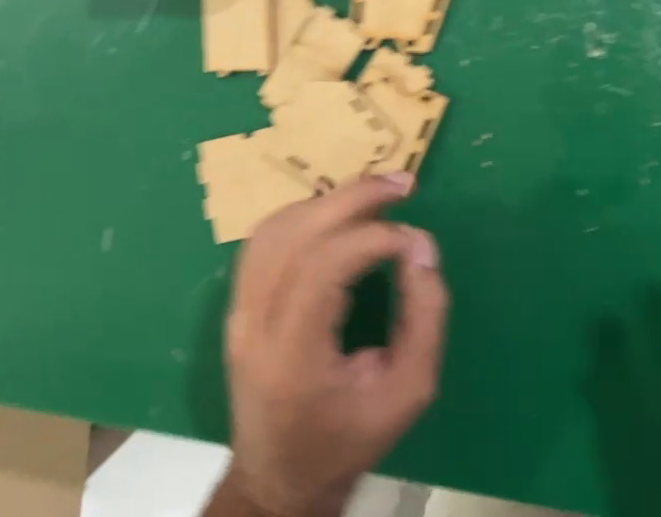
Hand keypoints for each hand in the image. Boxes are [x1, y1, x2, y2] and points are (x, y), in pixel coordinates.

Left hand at [219, 174, 448, 516]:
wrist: (279, 478)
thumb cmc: (348, 441)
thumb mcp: (408, 392)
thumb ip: (424, 318)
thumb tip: (420, 245)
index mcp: (293, 357)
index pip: (323, 268)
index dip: (372, 239)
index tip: (414, 238)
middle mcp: (254, 326)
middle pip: (294, 235)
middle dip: (353, 198)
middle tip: (403, 182)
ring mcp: (237, 313)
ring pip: (273, 229)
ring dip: (326, 201)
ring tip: (375, 195)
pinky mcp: (237, 306)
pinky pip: (263, 241)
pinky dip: (303, 215)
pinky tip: (337, 214)